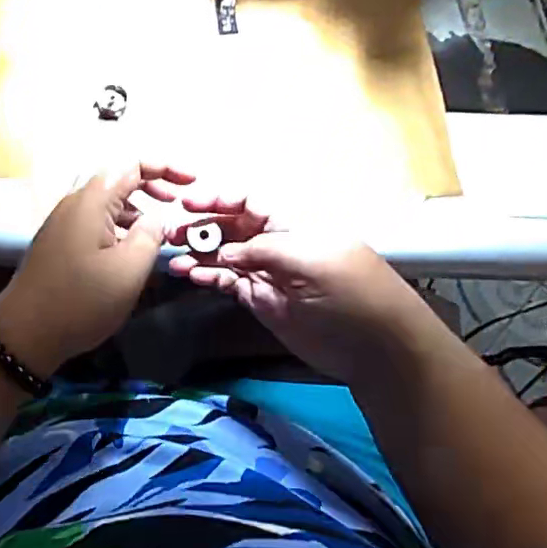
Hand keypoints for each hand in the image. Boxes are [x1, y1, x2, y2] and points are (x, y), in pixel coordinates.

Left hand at [0, 163, 192, 377]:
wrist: (25, 333)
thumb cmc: (82, 301)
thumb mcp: (129, 270)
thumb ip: (151, 236)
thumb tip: (157, 219)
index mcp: (91, 202)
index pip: (131, 165)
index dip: (165, 168)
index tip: (190, 183)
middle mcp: (73, 204)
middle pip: (116, 180)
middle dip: (151, 186)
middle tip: (176, 204)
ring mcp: (62, 224)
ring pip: (105, 203)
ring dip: (135, 210)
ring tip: (158, 232)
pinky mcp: (58, 244)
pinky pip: (94, 222)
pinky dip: (118, 226)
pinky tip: (129, 251)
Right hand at [165, 193, 447, 383]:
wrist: (374, 347)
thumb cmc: (350, 293)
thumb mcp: (310, 260)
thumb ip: (265, 249)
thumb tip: (226, 251)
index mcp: (294, 225)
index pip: (251, 203)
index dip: (221, 200)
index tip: (191, 203)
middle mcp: (277, 245)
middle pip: (232, 227)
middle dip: (202, 226)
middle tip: (172, 232)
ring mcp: (267, 274)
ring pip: (225, 257)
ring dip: (199, 255)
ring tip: (175, 260)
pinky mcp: (261, 301)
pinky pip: (229, 283)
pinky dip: (210, 279)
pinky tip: (192, 277)